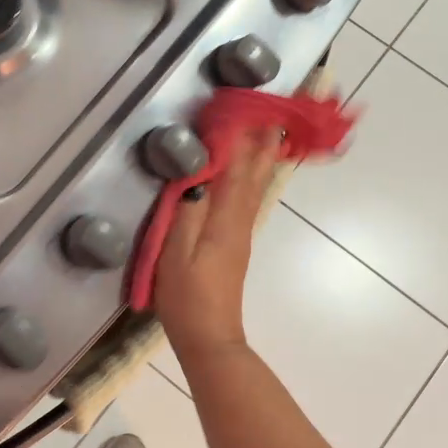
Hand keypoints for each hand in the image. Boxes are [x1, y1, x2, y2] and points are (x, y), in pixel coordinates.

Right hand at [152, 126, 283, 359]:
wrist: (209, 339)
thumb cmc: (187, 298)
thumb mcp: (176, 255)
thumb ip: (184, 214)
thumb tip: (195, 174)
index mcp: (224, 221)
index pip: (235, 171)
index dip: (240, 139)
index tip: (244, 108)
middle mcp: (238, 223)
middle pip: (253, 176)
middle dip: (260, 144)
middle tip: (272, 112)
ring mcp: (239, 236)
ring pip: (253, 189)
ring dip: (259, 159)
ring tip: (267, 134)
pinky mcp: (233, 247)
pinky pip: (245, 202)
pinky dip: (250, 181)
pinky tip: (248, 179)